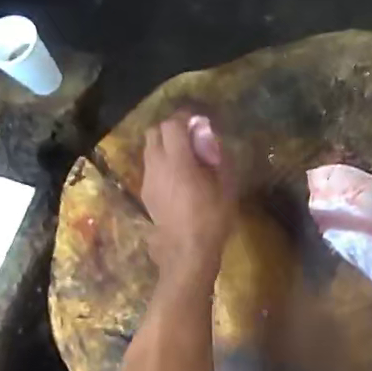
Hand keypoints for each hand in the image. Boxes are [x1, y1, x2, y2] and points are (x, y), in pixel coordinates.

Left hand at [140, 113, 234, 279]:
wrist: (186, 252)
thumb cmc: (211, 219)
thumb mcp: (226, 186)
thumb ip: (217, 157)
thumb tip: (209, 138)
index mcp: (177, 160)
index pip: (172, 125)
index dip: (184, 118)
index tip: (197, 121)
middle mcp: (157, 165)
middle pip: (154, 132)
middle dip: (170, 129)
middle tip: (189, 137)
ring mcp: (148, 180)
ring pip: (149, 150)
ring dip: (164, 146)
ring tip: (184, 157)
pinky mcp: (145, 193)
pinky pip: (150, 167)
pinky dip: (161, 162)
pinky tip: (177, 177)